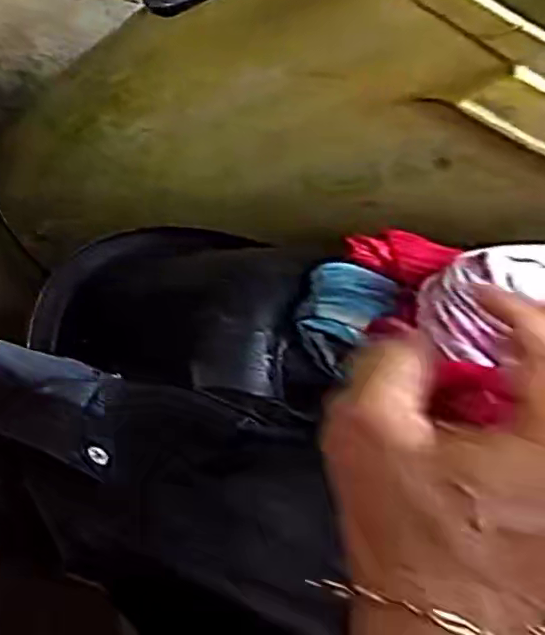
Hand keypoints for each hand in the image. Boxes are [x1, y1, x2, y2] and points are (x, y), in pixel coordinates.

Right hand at [322, 290, 544, 633]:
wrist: (448, 601)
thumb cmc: (403, 514)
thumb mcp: (367, 426)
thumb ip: (388, 366)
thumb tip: (409, 330)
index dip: (516, 311)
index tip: (479, 293)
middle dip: (537, 345)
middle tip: (498, 323)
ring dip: (534, 377)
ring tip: (499, 364)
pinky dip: (531, 405)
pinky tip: (505, 408)